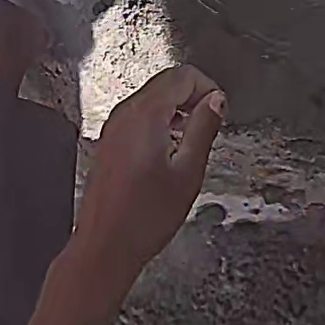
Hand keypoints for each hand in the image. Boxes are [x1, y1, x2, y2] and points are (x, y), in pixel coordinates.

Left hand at [72, 65, 226, 275]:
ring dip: (178, 106)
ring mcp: (115, 126)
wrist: (104, 248)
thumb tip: (216, 100)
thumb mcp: (188, 172)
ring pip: (153, 96)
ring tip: (193, 136)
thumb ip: (204, 128)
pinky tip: (171, 147)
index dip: (207, 87)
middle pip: (166, 81)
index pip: (182, 76)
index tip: (220, 107)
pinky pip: (140, 114)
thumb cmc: (143, 218)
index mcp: (146, 114)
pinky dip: (161, 118)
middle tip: (211, 120)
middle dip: (193, 94)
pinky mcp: (110, 140)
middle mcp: (126, 113)